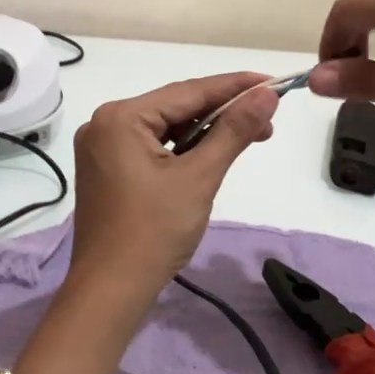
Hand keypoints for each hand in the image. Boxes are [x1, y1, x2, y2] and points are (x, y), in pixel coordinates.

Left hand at [68, 73, 278, 296]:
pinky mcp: (108, 170)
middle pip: (175, 107)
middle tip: (268, 119)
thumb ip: (234, 131)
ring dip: (206, 131)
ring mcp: (103, 148)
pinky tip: (213, 153)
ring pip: (165, 128)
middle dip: (223, 112)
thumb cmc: (154, 232)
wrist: (110, 291)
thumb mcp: (199, 176)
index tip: (271, 82)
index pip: (188, 91)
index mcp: (121, 118)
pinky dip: (184, 149)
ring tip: (250, 136)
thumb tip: (267, 95)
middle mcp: (105, 124)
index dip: (234, 86)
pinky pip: (153, 147)